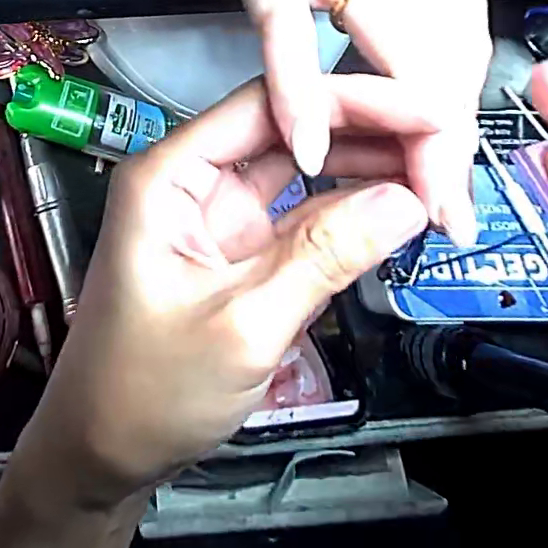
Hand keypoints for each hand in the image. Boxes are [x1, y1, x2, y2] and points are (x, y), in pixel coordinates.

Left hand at [14, 74, 431, 507]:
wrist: (105, 447)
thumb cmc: (146, 388)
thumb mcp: (243, 323)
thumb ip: (323, 257)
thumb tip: (404, 200)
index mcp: (168, 175)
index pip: (264, 106)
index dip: (344, 101)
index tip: (418, 111)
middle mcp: (192, 180)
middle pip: (287, 129)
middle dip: (365, 131)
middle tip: (442, 141)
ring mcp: (218, 213)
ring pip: (301, 168)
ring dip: (364, 167)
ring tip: (435, 169)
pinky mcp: (239, 247)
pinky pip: (299, 213)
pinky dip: (347, 211)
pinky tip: (395, 205)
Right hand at [198, 0, 488, 245]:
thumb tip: (418, 26)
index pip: (467, 48)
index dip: (467, 120)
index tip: (461, 175)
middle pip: (444, 66)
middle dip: (449, 151)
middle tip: (449, 217)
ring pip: (388, 59)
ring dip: (400, 142)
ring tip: (408, 207)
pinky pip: (292, 40)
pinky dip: (302, 97)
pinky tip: (309, 146)